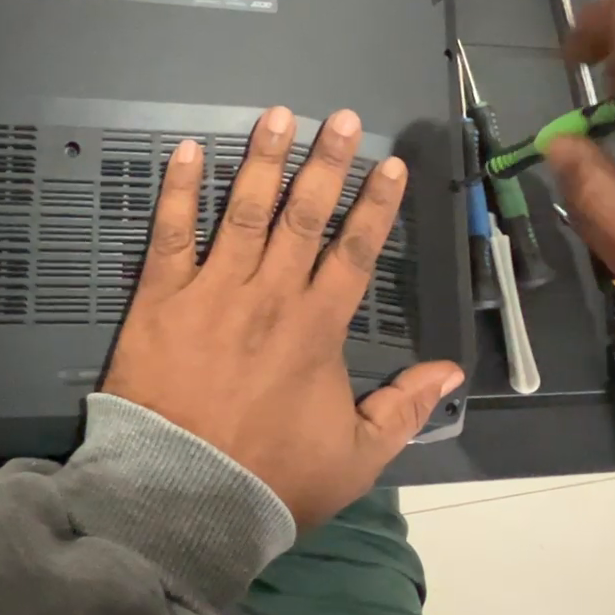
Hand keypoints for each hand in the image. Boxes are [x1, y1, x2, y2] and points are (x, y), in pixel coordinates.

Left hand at [103, 106, 464, 528]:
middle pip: (305, 215)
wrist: (182, 498)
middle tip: (342, 118)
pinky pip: (171, 234)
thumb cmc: (271, 479)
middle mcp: (270, 294)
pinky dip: (178, 191)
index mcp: (317, 326)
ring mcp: (214, 290)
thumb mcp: (356, 458)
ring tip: (277, 115)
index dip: (376, 205)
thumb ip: (405, 409)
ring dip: (263, 159)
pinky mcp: (162, 297)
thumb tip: (452, 371)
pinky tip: (185, 150)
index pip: (356, 251)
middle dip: (327, 162)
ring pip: (244, 210)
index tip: (391, 165)